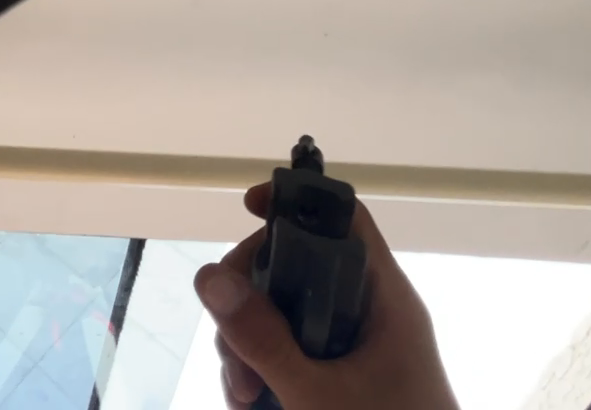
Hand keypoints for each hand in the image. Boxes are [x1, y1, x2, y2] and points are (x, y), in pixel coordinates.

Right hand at [194, 184, 457, 409]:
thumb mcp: (318, 398)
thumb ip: (262, 339)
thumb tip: (206, 274)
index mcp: (384, 301)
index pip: (343, 220)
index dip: (297, 201)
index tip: (249, 209)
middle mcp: (367, 313)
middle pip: (291, 263)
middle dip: (248, 296)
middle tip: (230, 339)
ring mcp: (349, 346)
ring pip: (278, 309)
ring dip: (244, 343)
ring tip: (242, 394)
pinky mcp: (335, 376)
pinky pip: (282, 347)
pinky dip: (256, 367)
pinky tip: (247, 401)